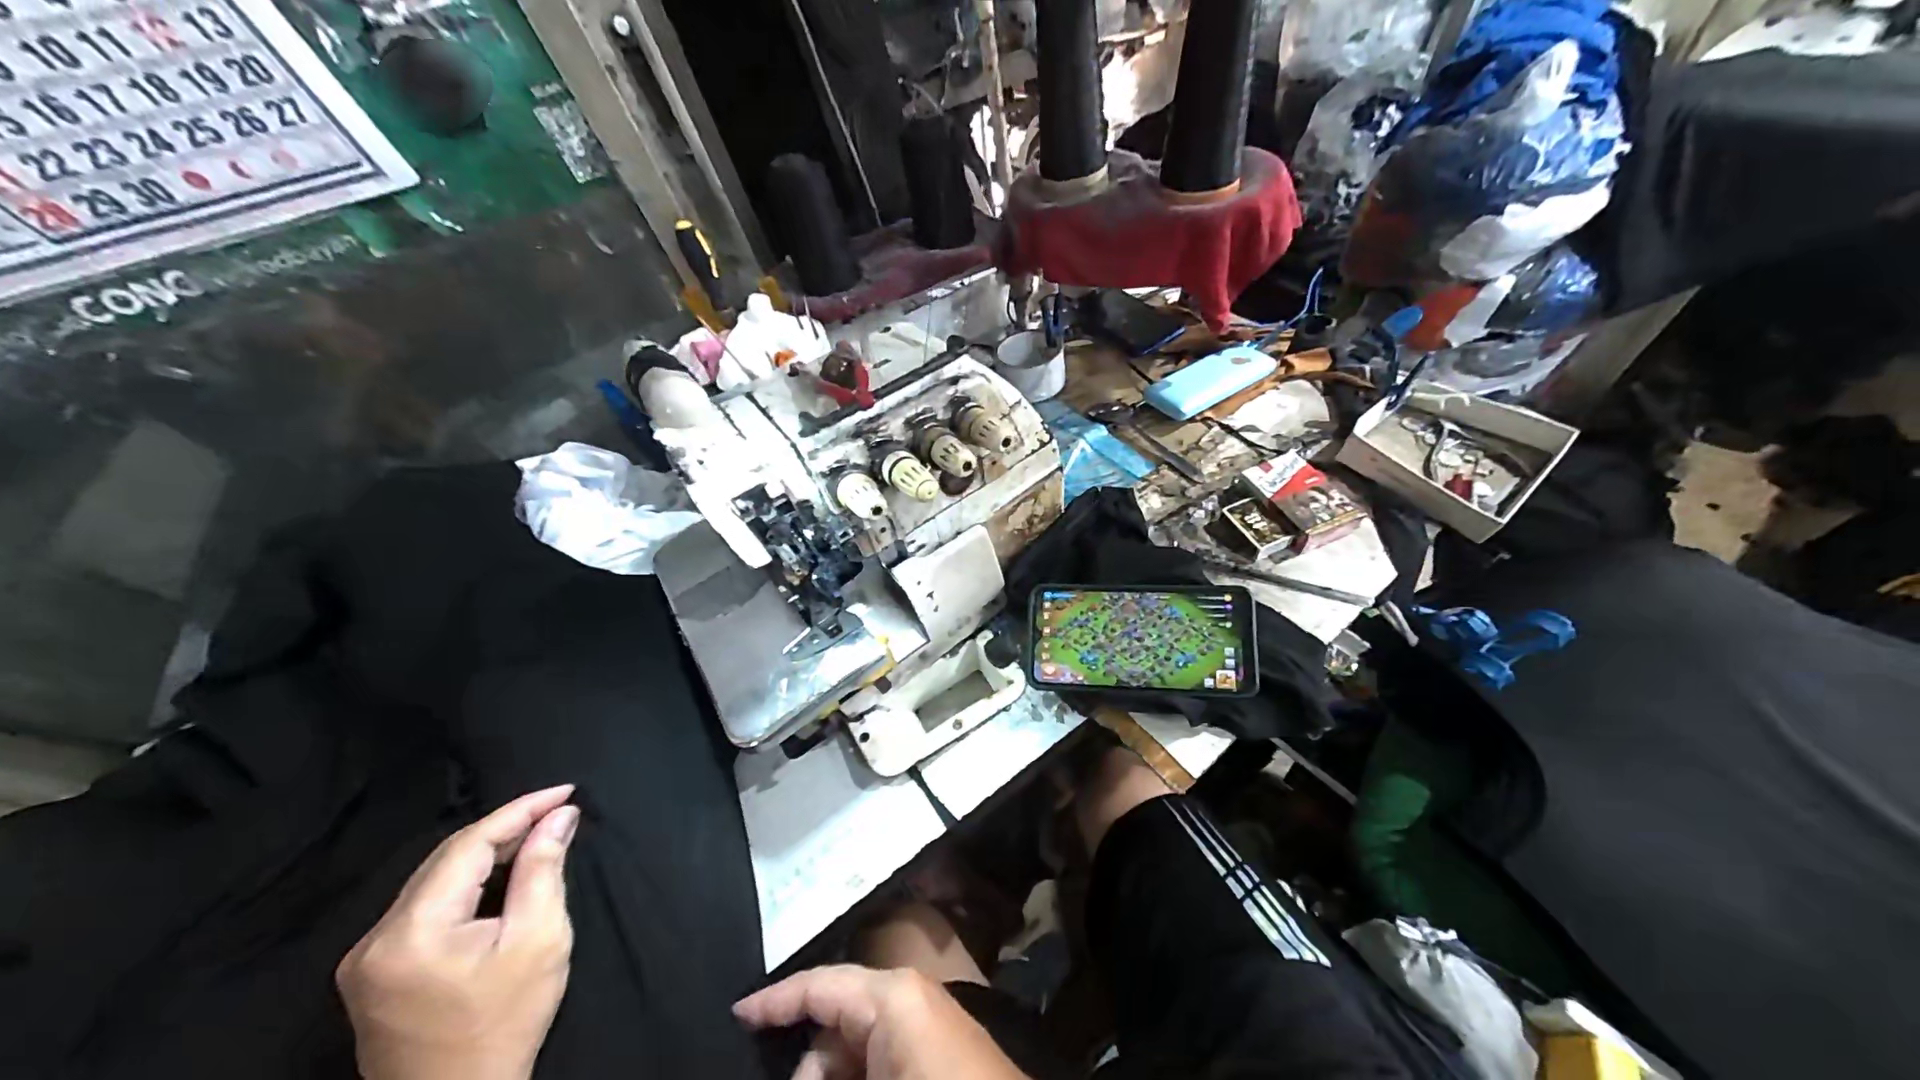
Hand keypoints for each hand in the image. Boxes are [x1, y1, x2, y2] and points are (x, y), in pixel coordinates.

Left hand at [337, 785, 580, 1079]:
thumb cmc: (504, 1023)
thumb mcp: (539, 940)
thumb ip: (543, 869)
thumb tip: (559, 816)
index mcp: (411, 931)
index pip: (469, 845)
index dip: (520, 810)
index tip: (566, 791)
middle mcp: (374, 939)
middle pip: (447, 859)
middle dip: (506, 829)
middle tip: (558, 813)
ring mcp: (366, 958)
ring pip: (435, 880)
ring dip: (487, 854)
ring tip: (537, 836)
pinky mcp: (373, 973)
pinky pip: (425, 905)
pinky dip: (467, 883)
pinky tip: (500, 876)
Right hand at [735, 965, 1028, 1079]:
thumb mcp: (869, 1079)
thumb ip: (824, 1070)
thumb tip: (801, 1067)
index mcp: (891, 995)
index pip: (820, 985)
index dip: (774, 1000)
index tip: (736, 1016)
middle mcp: (907, 999)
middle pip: (834, 1027)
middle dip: (805, 1066)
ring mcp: (925, 1026)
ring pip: (857, 1049)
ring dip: (831, 1076)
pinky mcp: (936, 1053)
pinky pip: (882, 1061)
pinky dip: (860, 1077)